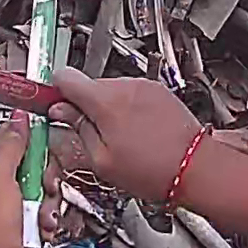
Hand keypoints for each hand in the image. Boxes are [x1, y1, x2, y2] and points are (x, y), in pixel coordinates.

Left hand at [0, 113, 37, 247]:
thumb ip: (10, 144)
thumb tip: (19, 116)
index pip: (14, 135)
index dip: (32, 137)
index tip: (45, 143)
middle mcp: (1, 181)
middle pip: (37, 160)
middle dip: (47, 173)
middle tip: (43, 184)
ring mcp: (16, 202)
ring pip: (47, 185)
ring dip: (49, 200)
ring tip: (41, 213)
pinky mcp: (29, 221)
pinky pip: (50, 208)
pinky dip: (50, 218)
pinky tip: (43, 227)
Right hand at [48, 70, 205, 202]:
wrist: (195, 168)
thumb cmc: (152, 170)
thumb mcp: (102, 159)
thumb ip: (78, 128)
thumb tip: (59, 111)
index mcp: (105, 101)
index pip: (66, 77)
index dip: (55, 91)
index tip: (52, 104)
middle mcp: (125, 86)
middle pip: (89, 86)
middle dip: (84, 106)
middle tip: (90, 134)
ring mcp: (143, 86)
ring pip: (110, 90)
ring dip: (107, 108)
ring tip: (119, 138)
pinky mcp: (157, 90)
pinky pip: (130, 93)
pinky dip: (127, 108)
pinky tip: (136, 132)